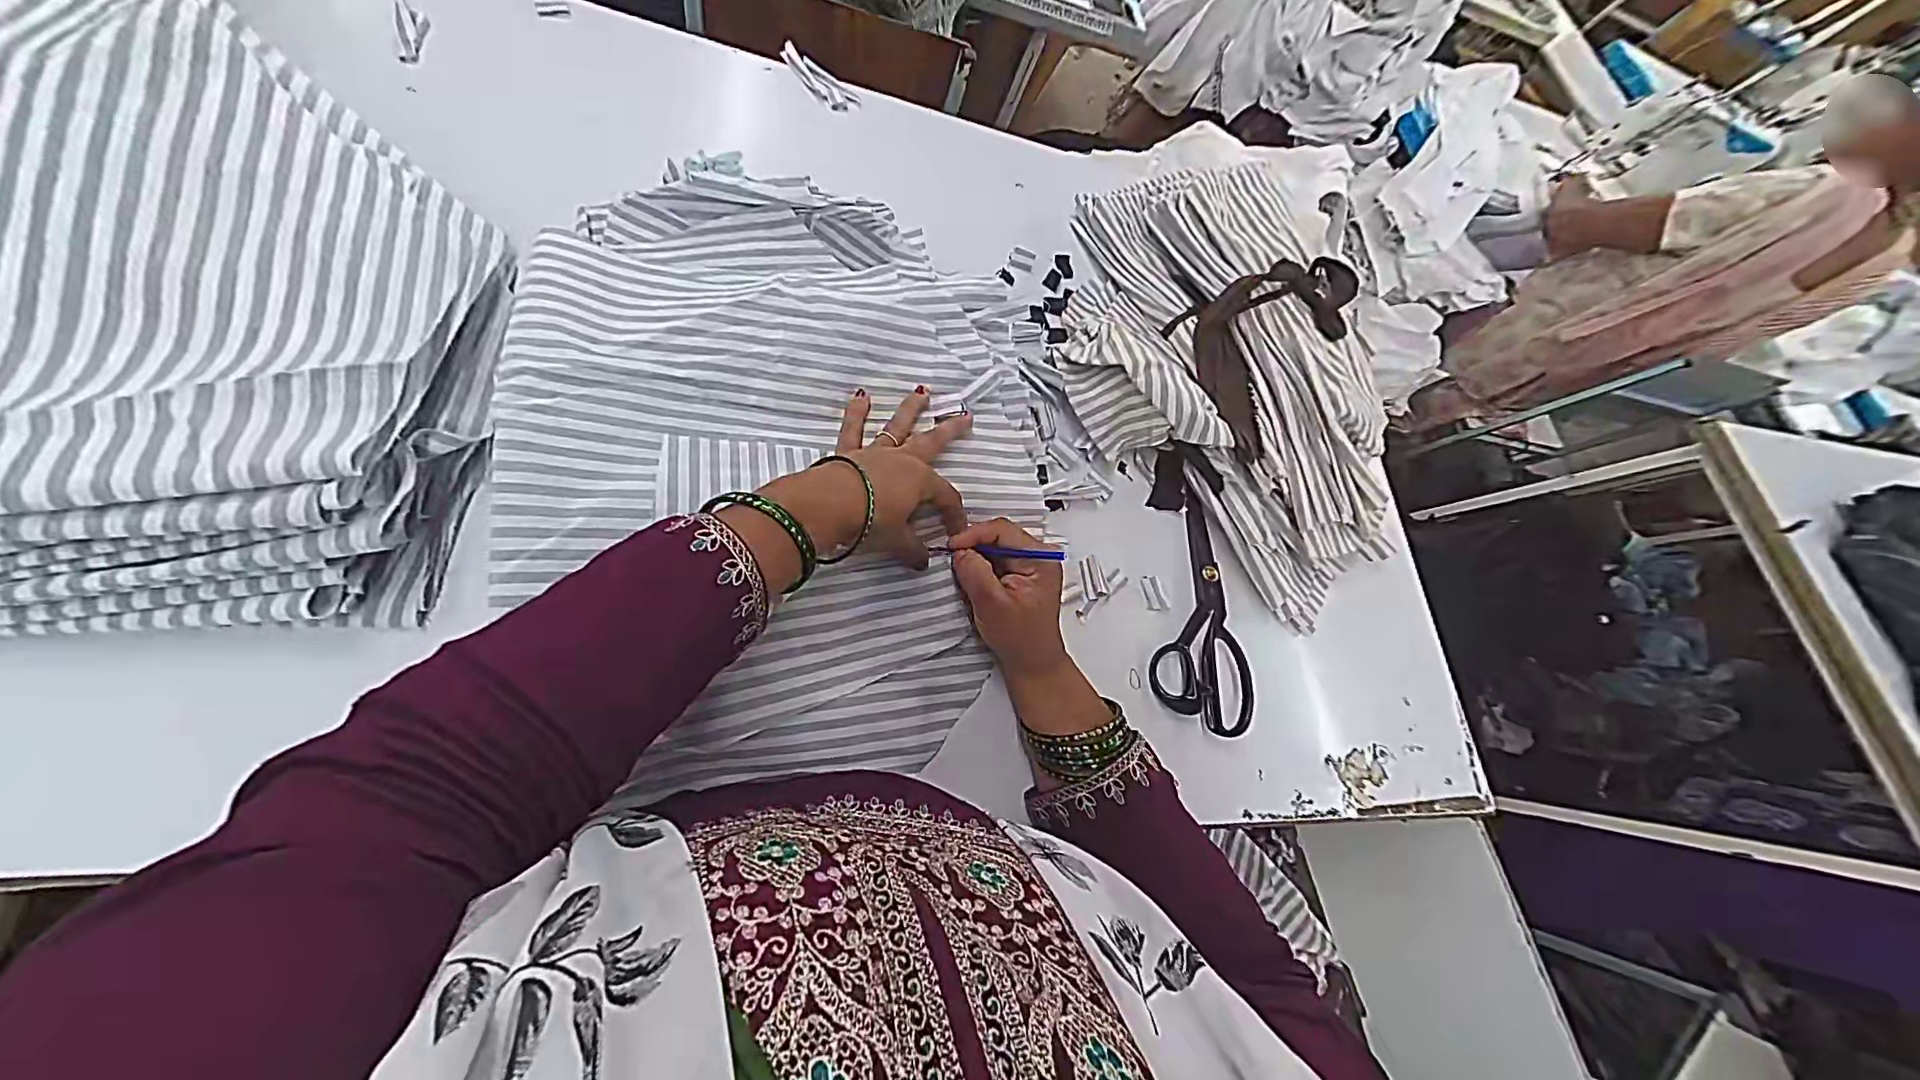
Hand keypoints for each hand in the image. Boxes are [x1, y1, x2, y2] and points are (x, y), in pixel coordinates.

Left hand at [724, 388, 971, 591]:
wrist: (829, 505)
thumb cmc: (870, 521)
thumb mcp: (897, 541)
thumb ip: (912, 549)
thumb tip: (923, 561)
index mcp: (920, 481)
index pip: (945, 497)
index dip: (954, 514)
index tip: (955, 532)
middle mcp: (902, 460)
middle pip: (932, 442)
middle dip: (951, 430)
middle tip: (966, 417)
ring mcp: (875, 453)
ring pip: (898, 427)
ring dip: (911, 410)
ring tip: (922, 393)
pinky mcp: (848, 453)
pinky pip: (853, 430)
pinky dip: (856, 413)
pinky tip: (860, 397)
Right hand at [946, 517, 1068, 677]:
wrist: (1031, 662)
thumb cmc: (1022, 640)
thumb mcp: (992, 604)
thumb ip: (975, 572)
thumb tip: (960, 551)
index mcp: (1041, 559)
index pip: (1001, 530)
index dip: (973, 535)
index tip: (952, 546)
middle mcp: (1038, 557)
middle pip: (996, 536)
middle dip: (972, 548)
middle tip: (953, 561)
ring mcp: (1028, 565)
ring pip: (992, 548)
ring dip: (975, 560)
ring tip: (965, 579)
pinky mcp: (1018, 574)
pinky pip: (992, 561)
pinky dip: (979, 570)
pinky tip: (974, 586)